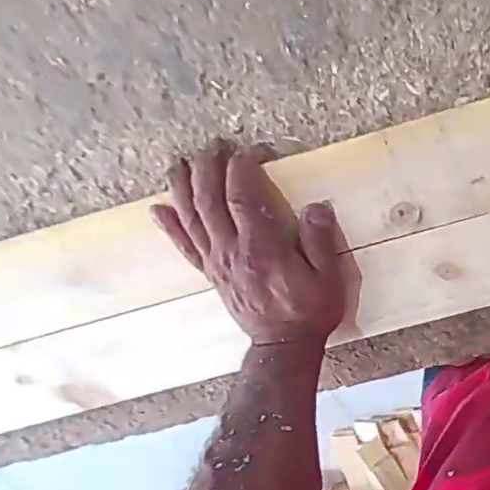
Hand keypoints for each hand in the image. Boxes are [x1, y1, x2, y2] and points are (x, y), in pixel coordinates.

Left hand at [152, 139, 346, 349]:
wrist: (284, 344)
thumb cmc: (312, 310)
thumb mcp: (329, 277)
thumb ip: (320, 242)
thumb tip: (316, 208)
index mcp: (262, 248)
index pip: (243, 198)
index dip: (242, 169)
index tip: (250, 151)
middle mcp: (232, 250)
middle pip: (209, 200)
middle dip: (209, 168)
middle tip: (213, 146)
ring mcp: (217, 262)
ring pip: (191, 216)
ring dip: (183, 186)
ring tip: (181, 162)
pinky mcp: (211, 273)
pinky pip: (185, 245)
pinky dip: (170, 225)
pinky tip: (160, 208)